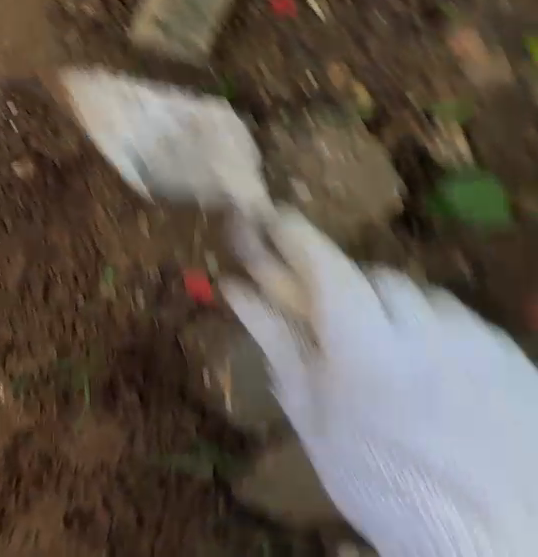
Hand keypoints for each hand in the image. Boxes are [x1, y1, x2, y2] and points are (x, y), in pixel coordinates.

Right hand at [225, 210, 537, 555]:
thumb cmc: (377, 480)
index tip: (271, 219)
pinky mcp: (524, 374)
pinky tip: (432, 363)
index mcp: (365, 347)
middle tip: (325, 304)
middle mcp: (428, 338)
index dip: (296, 237)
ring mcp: (484, 354)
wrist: (491, 546)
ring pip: (429, 298)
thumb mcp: (310, 414)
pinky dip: (441, 329)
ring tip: (382, 337)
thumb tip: (235, 287)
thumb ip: (278, 342)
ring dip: (397, 304)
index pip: (327, 266)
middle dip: (347, 281)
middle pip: (380, 277)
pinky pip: (471, 327)